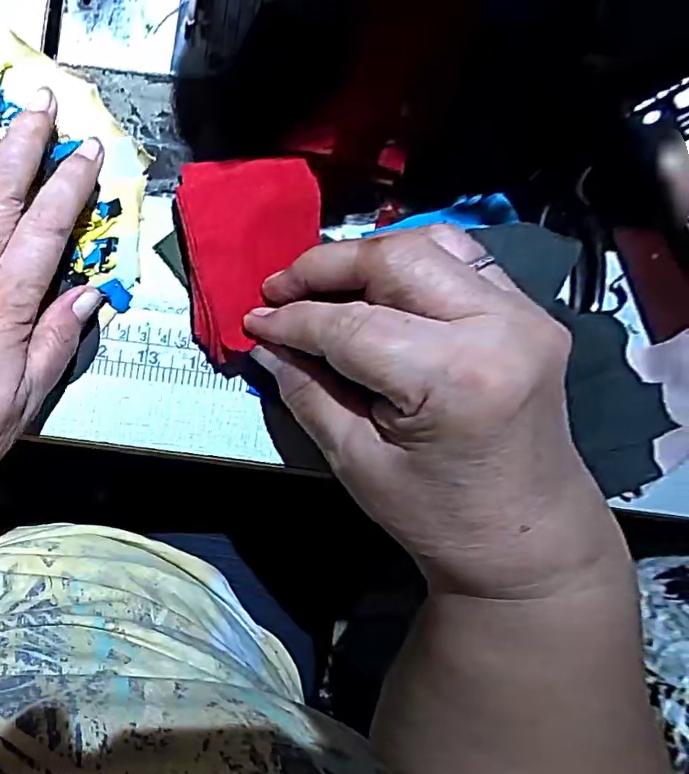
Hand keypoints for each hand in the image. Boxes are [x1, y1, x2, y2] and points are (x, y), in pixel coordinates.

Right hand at [245, 226, 618, 598]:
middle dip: (325, 267)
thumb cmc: (428, 506)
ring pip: (434, 247)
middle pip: (401, 261)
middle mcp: (502, 330)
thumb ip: (306, 390)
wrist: (521, 526)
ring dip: (361, 259)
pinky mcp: (522, 315)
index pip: (351, 324)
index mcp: (455, 376)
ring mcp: (523, 316)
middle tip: (274, 291)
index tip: (248, 323)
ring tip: (310, 287)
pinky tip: (358, 293)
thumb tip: (265, 345)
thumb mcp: (349, 455)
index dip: (289, 320)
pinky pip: (456, 264)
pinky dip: (398, 268)